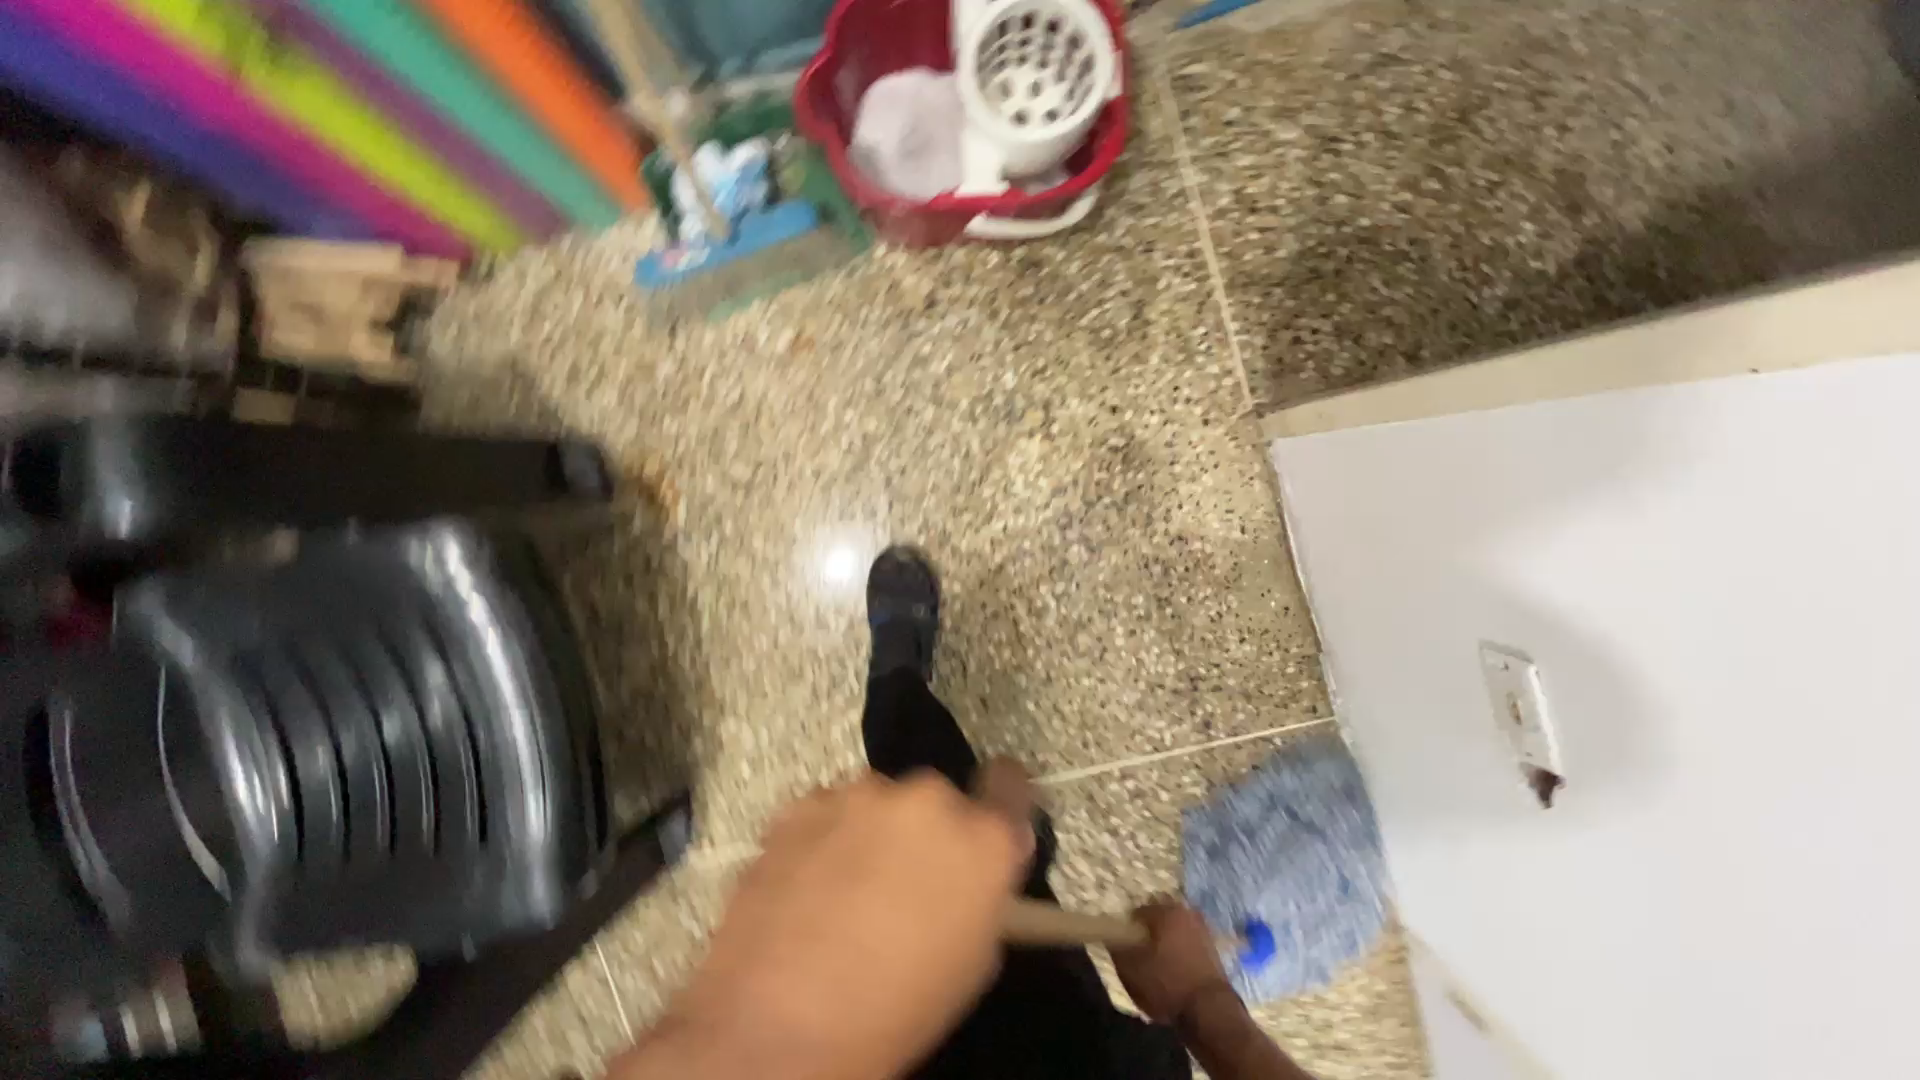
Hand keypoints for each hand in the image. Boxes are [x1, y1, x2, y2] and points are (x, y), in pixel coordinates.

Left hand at [645, 771, 1030, 1079]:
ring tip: (842, 890)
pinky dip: (823, 838)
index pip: (1009, 785)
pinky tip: (805, 887)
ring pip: (877, 803)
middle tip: (899, 883)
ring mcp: (860, 796)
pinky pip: (827, 812)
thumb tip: (967, 875)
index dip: (1001, 797)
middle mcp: (927, 801)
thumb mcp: (971, 960)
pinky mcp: (803, 804)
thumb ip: (979, 895)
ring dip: (870, 832)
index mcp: (982, 840)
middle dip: (923, 832)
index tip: (987, 815)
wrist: (778, 1025)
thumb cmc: (895, 1010)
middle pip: (935, 800)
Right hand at [1110, 900, 1235, 1024]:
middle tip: (1140, 956)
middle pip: (1159, 919)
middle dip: (1149, 933)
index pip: (1137, 912)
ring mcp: (1204, 932)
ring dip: (1166, 944)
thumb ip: (1116, 947)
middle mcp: (1187, 913)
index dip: (1127, 929)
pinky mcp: (1215, 951)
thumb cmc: (1165, 984)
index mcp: (1165, 911)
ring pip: (1176, 932)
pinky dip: (1181, 955)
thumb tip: (1113, 937)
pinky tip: (1175, 974)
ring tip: (1158, 968)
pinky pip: (1189, 946)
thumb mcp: (1129, 968)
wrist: (1210, 1012)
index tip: (1124, 947)